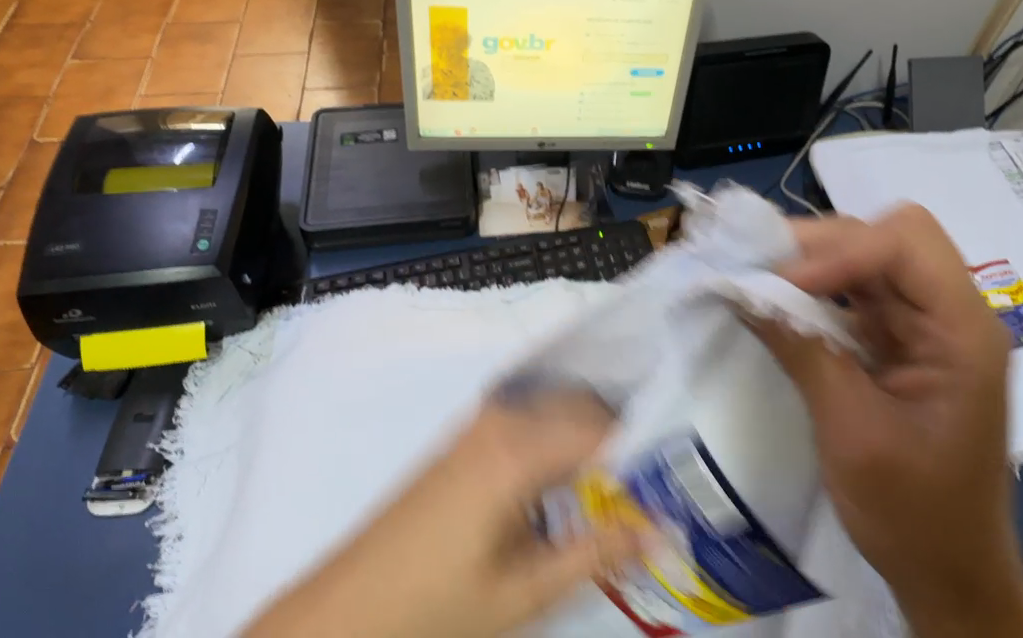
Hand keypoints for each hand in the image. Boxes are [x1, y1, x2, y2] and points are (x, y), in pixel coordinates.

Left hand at [243, 389, 639, 637]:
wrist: (342, 614)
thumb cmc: (434, 607)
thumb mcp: (523, 593)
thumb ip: (598, 553)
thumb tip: (665, 529)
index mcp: (517, 449)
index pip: (605, 427)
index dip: (648, 449)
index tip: (681, 478)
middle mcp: (502, 418)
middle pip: (585, 408)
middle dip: (625, 440)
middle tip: (658, 486)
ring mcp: (480, 424)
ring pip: (559, 410)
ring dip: (594, 440)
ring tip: (623, 489)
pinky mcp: (466, 439)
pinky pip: (533, 420)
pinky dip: (563, 441)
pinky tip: (573, 487)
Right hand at [750, 205, 1022, 637]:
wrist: (949, 575)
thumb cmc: (913, 514)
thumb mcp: (852, 432)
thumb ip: (804, 350)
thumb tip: (742, 291)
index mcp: (964, 331)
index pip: (906, 244)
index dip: (841, 251)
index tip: (780, 284)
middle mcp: (952, 314)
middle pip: (889, 238)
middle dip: (821, 247)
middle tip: (758, 267)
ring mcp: (929, 328)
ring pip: (869, 259)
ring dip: (814, 265)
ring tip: (759, 279)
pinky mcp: (904, 344)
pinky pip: (859, 295)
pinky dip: (817, 293)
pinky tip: (781, 306)